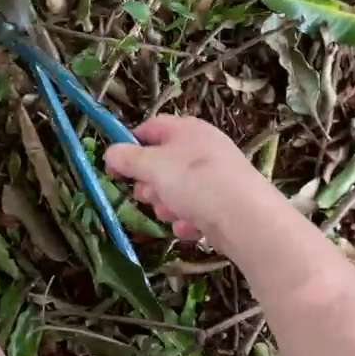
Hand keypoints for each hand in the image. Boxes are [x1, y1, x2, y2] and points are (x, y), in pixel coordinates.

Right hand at [104, 116, 270, 244]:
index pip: (150, 128)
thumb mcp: (154, 166)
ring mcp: (213, 177)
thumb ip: (128, 159)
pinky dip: (187, 219)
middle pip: (160, 163)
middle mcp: (201, 149)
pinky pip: (192, 210)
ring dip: (166, 206)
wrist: (244, 217)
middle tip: (146, 195)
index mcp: (186, 130)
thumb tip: (110, 153)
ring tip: (172, 213)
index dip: (129, 146)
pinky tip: (190, 226)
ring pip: (174, 191)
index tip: (114, 168)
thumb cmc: (196, 182)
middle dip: (149, 184)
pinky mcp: (220, 203)